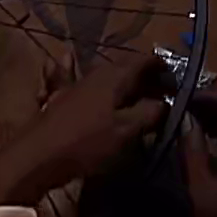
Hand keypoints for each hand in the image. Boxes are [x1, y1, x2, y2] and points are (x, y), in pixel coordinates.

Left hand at [0, 54, 170, 209]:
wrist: (38, 156)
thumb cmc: (86, 142)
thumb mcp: (126, 131)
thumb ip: (150, 114)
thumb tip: (166, 102)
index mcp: (114, 76)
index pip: (143, 60)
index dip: (162, 67)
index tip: (178, 81)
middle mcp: (95, 73)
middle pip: (126, 70)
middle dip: (146, 79)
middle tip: (164, 97)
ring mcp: (76, 85)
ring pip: (106, 78)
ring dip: (124, 86)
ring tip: (139, 100)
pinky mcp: (62, 99)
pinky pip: (77, 80)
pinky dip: (82, 77)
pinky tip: (75, 72)